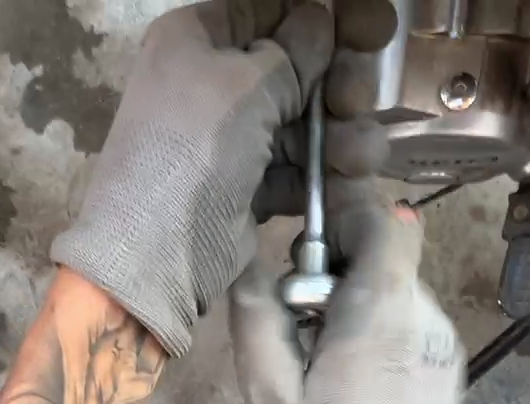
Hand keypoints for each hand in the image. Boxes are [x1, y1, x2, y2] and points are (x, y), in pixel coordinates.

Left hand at [52, 0, 332, 357]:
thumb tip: (319, 23)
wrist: (158, 253)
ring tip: (357, 154)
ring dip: (340, 133)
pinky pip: (297, 170)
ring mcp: (233, 141)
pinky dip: (324, 175)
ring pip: (304, 121)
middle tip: (358, 97)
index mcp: (198, 39)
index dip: (323, 15)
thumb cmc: (193, 150)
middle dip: (338, 79)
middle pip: (296, 66)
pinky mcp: (249, 190)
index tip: (371, 26)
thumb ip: (292, 50)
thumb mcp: (244, 85)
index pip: (269, 9)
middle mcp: (214, 85)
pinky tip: (349, 178)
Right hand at [229, 183, 484, 403]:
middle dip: (337, 278)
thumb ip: (258, 320)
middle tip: (299, 335)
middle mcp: (425, 319)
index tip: (306, 257)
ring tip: (324, 373)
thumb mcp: (269, 399)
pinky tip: (354, 392)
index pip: (386, 221)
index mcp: (381, 315)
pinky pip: (407, 329)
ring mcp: (442, 348)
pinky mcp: (447, 374)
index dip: (345, 221)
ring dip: (354, 311)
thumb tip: (252, 265)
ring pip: (395, 295)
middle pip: (385, 260)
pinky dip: (375, 338)